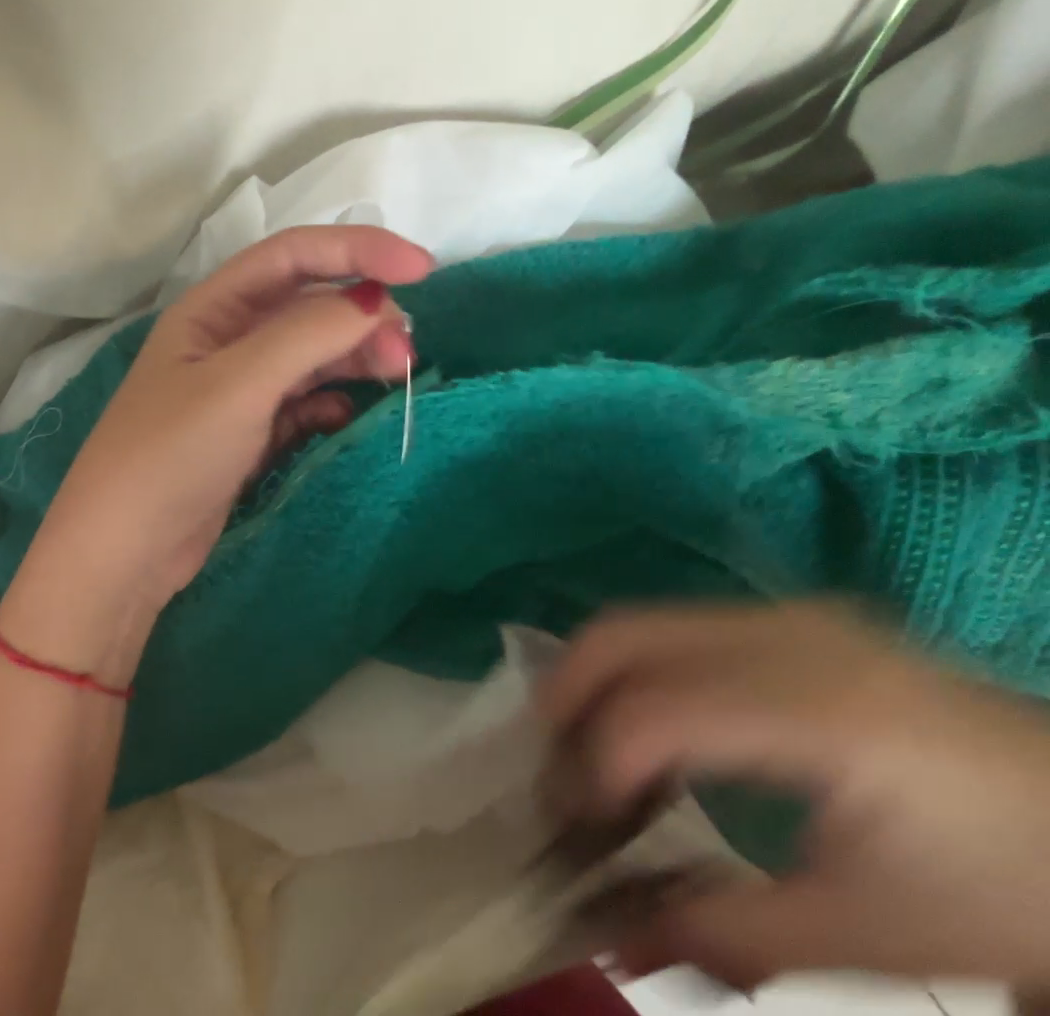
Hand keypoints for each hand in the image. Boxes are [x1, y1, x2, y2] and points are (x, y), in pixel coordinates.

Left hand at [0, 226, 430, 683]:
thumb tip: (372, 300)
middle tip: (406, 352)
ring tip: (396, 377)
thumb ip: (307, 333)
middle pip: (306, 307)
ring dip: (354, 359)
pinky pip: (300, 405)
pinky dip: (328, 404)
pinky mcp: (244, 438)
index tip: (423, 271)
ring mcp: (234, 393)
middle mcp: (222, 342)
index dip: (358, 251)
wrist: (124, 549)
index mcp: (210, 309)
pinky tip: (344, 416)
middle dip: (361, 316)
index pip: (292, 256)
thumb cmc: (172, 453)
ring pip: (308, 358)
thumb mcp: (239, 383)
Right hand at [540, 602, 1049, 991]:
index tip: (573, 832)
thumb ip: (722, 933)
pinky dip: (631, 677)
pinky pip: (670, 632)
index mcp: (822, 714)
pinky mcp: (794, 622)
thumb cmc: (1004, 887)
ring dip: (591, 690)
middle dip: (562, 707)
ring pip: (635, 627)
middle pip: (619, 640)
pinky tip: (649, 739)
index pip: (648, 717)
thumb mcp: (869, 935)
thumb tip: (606, 940)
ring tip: (595, 765)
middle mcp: (794, 640)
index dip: (588, 772)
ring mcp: (794, 618)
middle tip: (554, 781)